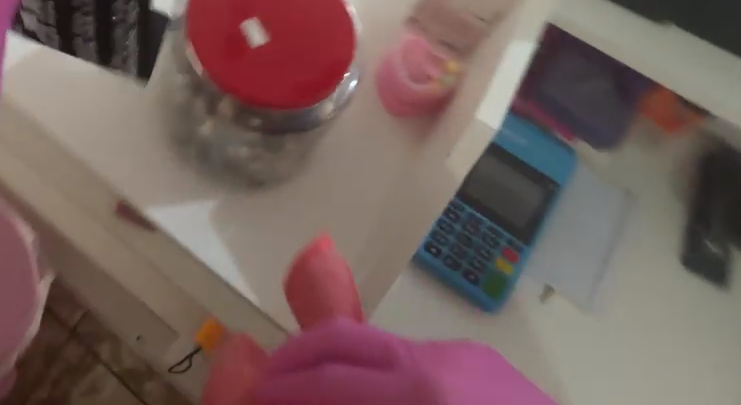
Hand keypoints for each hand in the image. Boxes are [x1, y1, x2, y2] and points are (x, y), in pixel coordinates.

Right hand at [251, 321, 549, 404]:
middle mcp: (440, 363)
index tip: (253, 401)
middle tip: (266, 389)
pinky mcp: (487, 364)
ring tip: (315, 395)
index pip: (326, 381)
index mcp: (422, 398)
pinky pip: (413, 359)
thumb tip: (286, 385)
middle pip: (341, 341)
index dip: (279, 393)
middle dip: (294, 363)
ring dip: (335, 366)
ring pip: (376, 346)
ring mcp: (467, 357)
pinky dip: (379, 378)